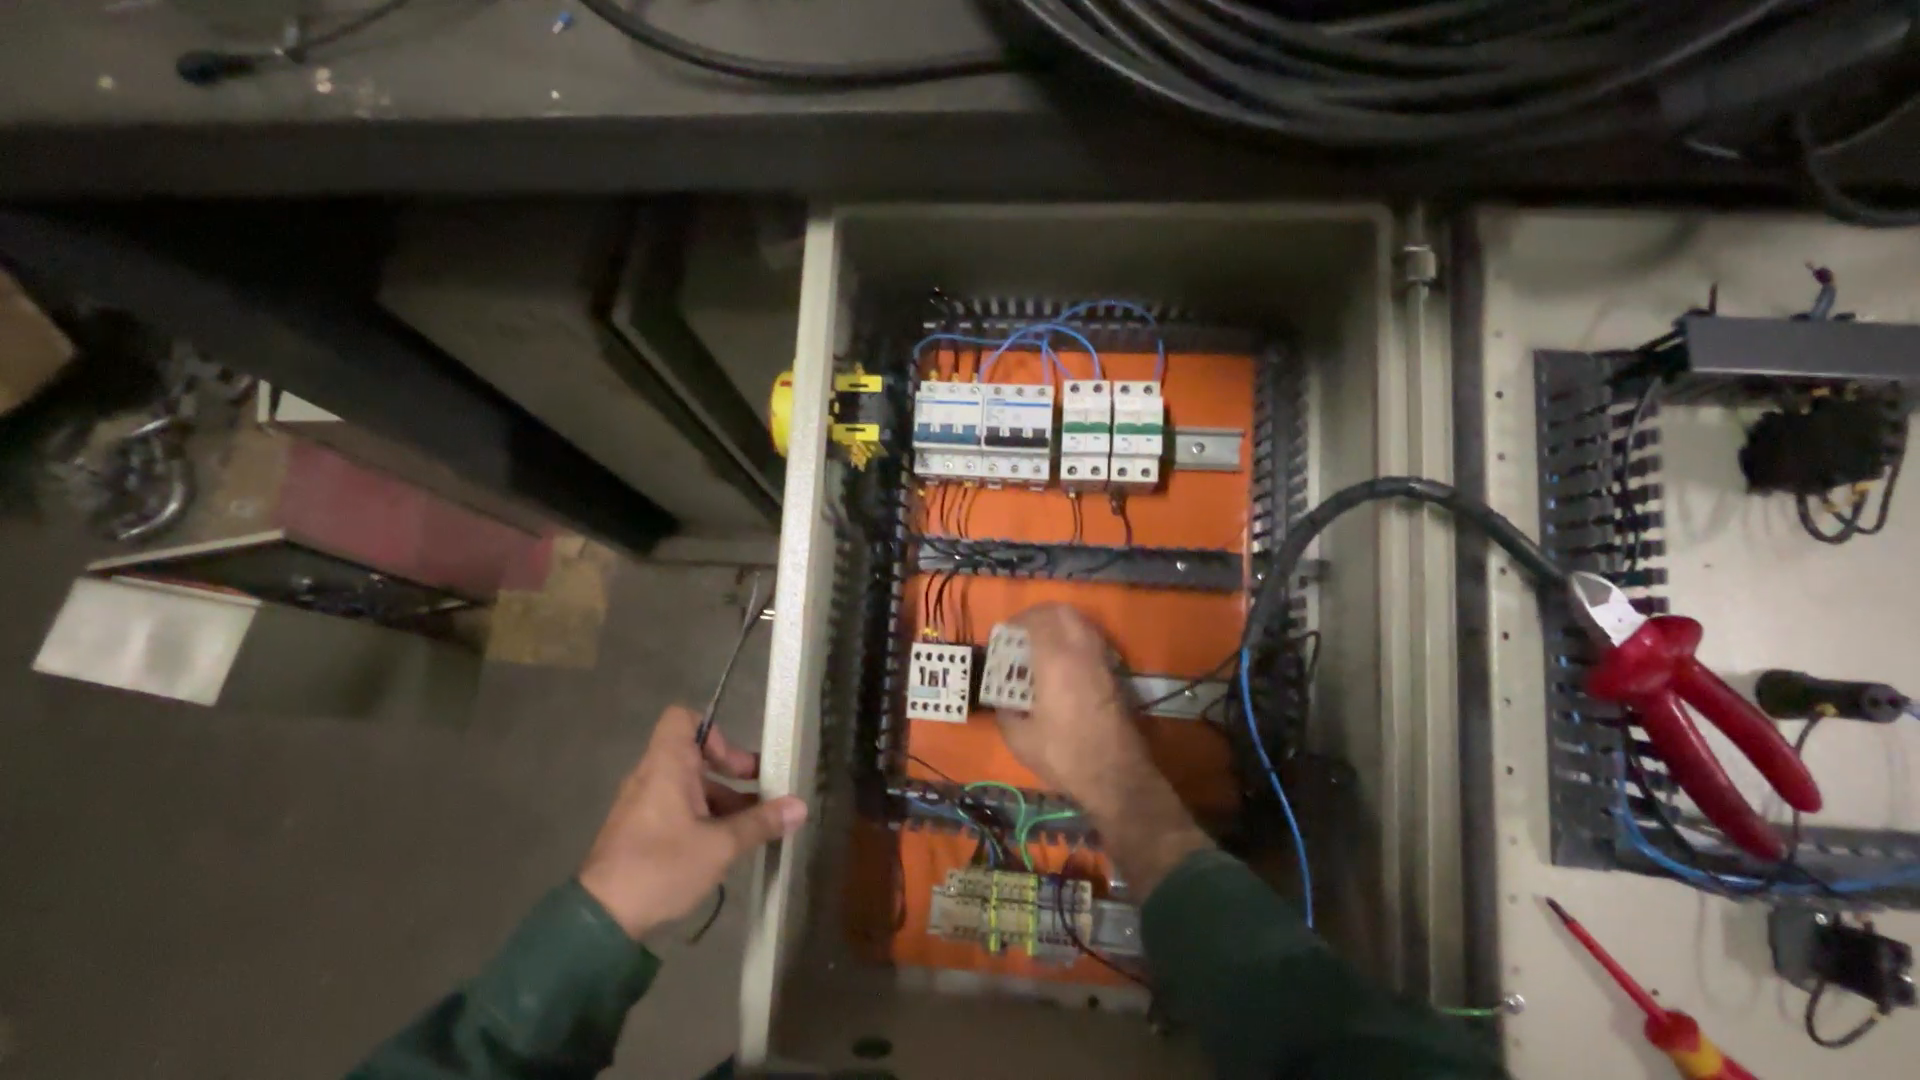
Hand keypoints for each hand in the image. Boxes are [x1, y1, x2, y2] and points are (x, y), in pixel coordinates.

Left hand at [578, 705, 807, 939]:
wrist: (602, 918)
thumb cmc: (662, 866)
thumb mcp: (720, 846)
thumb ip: (760, 823)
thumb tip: (800, 807)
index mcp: (667, 766)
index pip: (683, 718)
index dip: (715, 733)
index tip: (737, 765)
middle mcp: (651, 777)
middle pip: (694, 755)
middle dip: (731, 771)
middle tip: (762, 793)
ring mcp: (642, 804)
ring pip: (688, 785)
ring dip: (721, 799)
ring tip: (751, 827)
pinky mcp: (638, 831)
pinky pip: (675, 808)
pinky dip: (701, 817)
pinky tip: (723, 847)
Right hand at [995, 603, 1149, 804]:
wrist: (1115, 775)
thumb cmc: (1063, 755)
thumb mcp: (1020, 739)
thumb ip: (1006, 712)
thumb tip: (1003, 702)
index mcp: (1054, 659)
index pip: (1037, 619)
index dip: (1017, 621)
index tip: (1004, 635)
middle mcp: (1081, 651)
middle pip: (1062, 612)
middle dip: (1039, 615)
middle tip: (1022, 633)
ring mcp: (1102, 661)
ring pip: (1082, 623)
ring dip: (1060, 625)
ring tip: (1041, 646)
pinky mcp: (1115, 674)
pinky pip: (1093, 641)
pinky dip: (1076, 640)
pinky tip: (1063, 665)